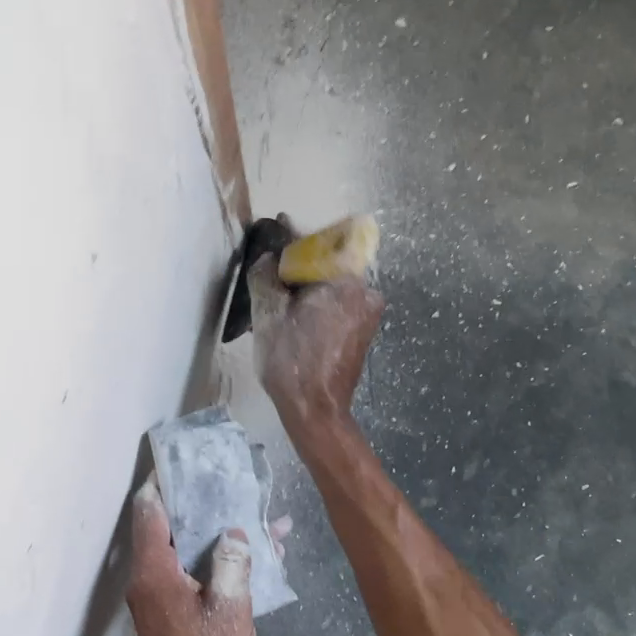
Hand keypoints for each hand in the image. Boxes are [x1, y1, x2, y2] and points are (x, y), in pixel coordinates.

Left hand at [126, 474, 258, 635]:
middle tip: (233, 482)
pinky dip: (219, 565)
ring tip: (263, 521)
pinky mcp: (172, 616)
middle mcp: (149, 582)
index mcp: (155, 574)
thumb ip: (233, 563)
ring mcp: (159, 600)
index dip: (163, 482)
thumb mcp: (232, 610)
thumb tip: (233, 534)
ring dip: (219, 538)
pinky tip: (257, 560)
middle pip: (169, 528)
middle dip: (203, 505)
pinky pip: (193, 577)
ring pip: (187, 554)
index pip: (149, 511)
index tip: (183, 459)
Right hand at [248, 252, 385, 441]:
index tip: (279, 224)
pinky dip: (318, 304)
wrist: (316, 410)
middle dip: (302, 265)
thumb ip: (266, 275)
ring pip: (333, 286)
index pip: (321, 241)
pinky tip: (296, 314)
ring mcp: (368, 313)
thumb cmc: (292, 362)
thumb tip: (269, 257)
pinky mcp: (363, 331)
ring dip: (309, 286)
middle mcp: (366, 291)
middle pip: (329, 263)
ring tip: (280, 295)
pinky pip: (338, 304)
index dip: (296, 235)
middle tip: (274, 270)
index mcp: (346, 280)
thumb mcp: (268, 315)